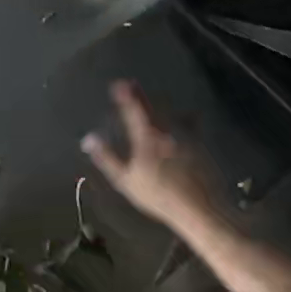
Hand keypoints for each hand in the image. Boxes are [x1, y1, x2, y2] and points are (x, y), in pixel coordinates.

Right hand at [82, 80, 222, 231]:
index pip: (134, 108)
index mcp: (147, 136)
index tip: (119, 83)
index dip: (126, 94)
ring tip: (152, 106)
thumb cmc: (158, 196)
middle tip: (132, 89)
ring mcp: (187, 135)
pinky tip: (178, 125)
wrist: (199, 207)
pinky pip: (188, 125)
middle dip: (141, 97)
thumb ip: (107, 157)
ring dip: (160, 108)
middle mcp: (168, 129)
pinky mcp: (201, 144)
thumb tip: (89, 139)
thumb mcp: (125, 180)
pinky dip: (179, 120)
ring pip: (171, 114)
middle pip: (153, 107)